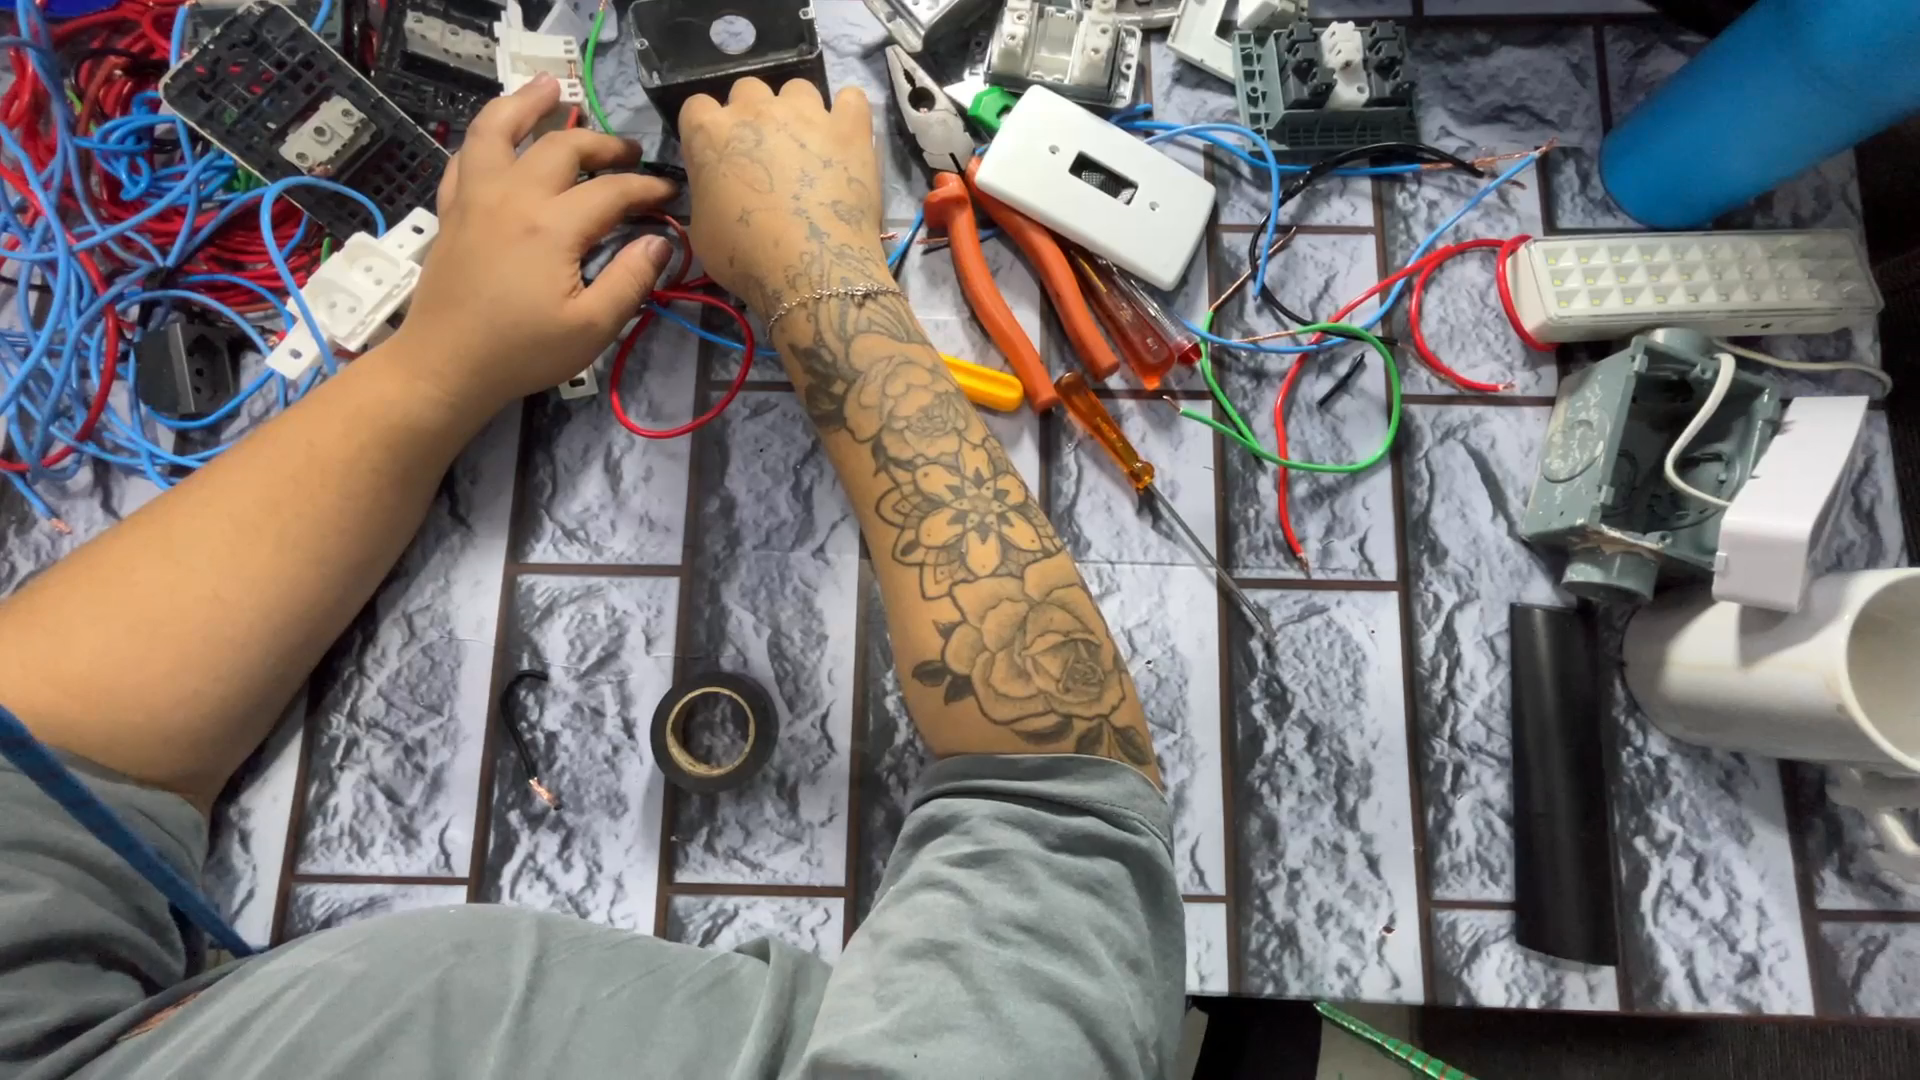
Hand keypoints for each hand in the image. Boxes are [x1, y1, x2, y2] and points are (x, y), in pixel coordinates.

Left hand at [385, 76, 676, 410]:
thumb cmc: (526, 350)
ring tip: (551, 86)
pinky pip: (466, 155)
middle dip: (604, 144)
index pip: (611, 191)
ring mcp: (475, 197)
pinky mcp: (453, 210)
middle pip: (562, 147)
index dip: (647, 188)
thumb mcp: (594, 326)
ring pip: (498, 129)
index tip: (672, 193)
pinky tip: (500, 133)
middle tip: (632, 151)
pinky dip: (487, 134)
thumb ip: (631, 279)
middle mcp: (512, 196)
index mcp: (552, 226)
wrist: (447, 363)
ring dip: (529, 104)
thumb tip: (660, 241)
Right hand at [679, 78, 888, 317]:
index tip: (724, 158)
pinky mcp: (849, 128)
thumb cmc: (749, 260)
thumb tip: (717, 192)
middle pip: (749, 91)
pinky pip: (852, 100)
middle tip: (770, 159)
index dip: (711, 133)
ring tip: (811, 151)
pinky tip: (847, 138)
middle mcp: (755, 110)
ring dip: (800, 113)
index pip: (698, 108)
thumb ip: (706, 195)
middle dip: (755, 118)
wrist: (813, 271)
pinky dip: (849, 114)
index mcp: (709, 133)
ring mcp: (805, 114)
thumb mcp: (703, 233)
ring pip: (798, 90)